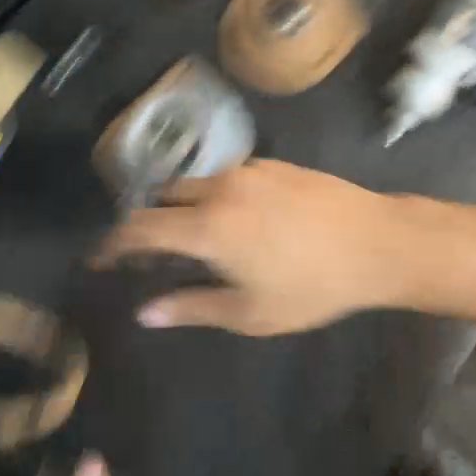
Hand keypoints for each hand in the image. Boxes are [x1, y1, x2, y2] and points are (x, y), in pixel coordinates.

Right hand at [91, 160, 405, 334]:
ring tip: (190, 238)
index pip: (141, 227)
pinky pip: (229, 176)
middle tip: (147, 253)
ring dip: (182, 206)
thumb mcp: (250, 312)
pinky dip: (214, 195)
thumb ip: (192, 308)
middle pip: (165, 197)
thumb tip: (145, 311)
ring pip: (198, 183)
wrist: (376, 241)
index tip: (98, 258)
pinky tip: (233, 219)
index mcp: (209, 226)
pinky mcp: (276, 163)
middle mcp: (222, 187)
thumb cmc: (313, 286)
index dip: (114, 243)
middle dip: (147, 222)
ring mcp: (251, 169)